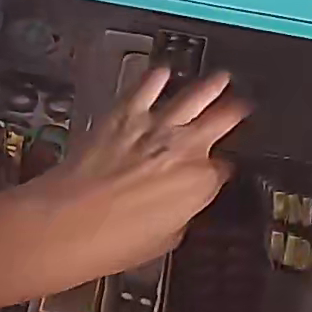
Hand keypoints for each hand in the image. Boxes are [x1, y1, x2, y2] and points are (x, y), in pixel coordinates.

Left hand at [30, 65, 248, 282]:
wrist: (68, 221)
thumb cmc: (114, 240)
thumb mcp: (163, 239)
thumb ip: (180, 215)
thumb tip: (178, 208)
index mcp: (201, 183)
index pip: (222, 169)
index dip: (221, 169)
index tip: (220, 168)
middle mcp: (185, 148)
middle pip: (220, 121)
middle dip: (234, 111)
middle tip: (243, 104)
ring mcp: (156, 126)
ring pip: (193, 96)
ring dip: (210, 86)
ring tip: (220, 78)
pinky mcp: (125, 114)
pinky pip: (146, 87)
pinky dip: (156, 78)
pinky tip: (162, 71)